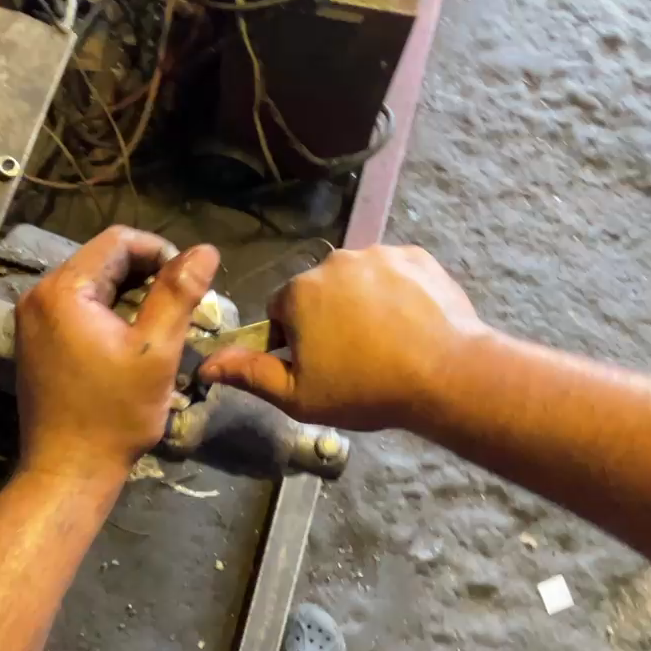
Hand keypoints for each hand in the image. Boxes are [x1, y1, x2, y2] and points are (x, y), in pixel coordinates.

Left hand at [14, 226, 219, 479]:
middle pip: (102, 260)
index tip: (189, 281)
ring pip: (92, 284)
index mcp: (64, 290)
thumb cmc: (115, 414)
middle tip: (181, 305)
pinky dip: (109, 313)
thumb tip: (206, 251)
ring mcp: (33, 319)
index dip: (160, 251)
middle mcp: (39, 295)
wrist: (69, 468)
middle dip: (147, 274)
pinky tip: (133, 339)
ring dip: (130, 294)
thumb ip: (179, 294)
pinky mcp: (36, 341)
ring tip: (162, 323)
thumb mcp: (157, 351)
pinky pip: (78, 309)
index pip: (118, 241)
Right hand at [198, 245, 486, 431]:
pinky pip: (393, 273)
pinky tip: (410, 324)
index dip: (294, 341)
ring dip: (361, 303)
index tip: (319, 365)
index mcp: (299, 291)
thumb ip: (250, 374)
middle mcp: (334, 261)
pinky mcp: (416, 256)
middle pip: (317, 291)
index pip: (281, 311)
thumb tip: (206, 366)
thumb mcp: (298, 395)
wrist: (445, 374)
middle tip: (354, 358)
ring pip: (356, 280)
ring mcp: (378, 254)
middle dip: (327, 318)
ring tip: (386, 342)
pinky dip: (396, 292)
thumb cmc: (365, 388)